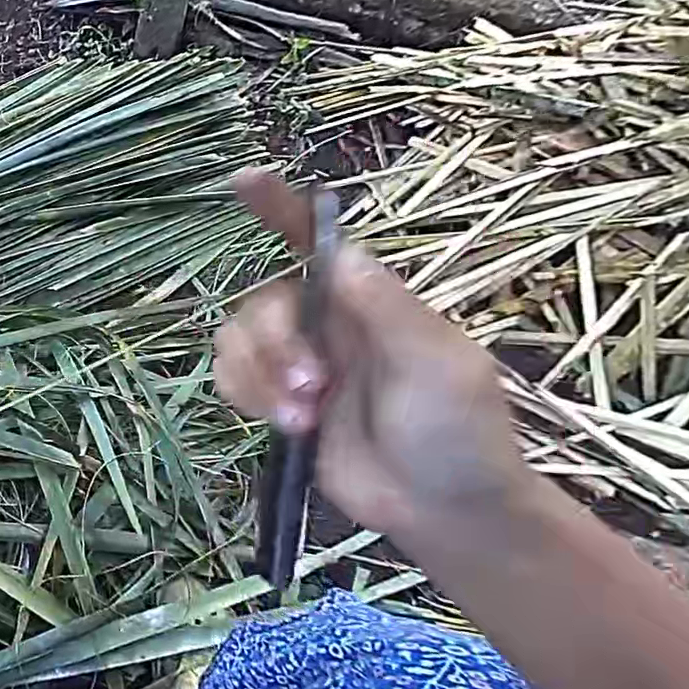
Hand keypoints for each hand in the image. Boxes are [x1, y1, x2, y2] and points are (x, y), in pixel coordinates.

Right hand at [213, 170, 534, 538]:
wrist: (442, 510)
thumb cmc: (459, 431)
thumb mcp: (437, 363)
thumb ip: (388, 307)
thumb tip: (341, 251)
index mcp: (363, 301)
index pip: (312, 242)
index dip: (277, 207)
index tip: (244, 179)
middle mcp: (322, 323)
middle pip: (260, 304)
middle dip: (275, 344)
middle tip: (312, 386)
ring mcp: (295, 364)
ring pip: (235, 341)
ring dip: (259, 377)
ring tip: (302, 416)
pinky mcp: (275, 400)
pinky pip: (228, 377)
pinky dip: (245, 395)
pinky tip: (286, 424)